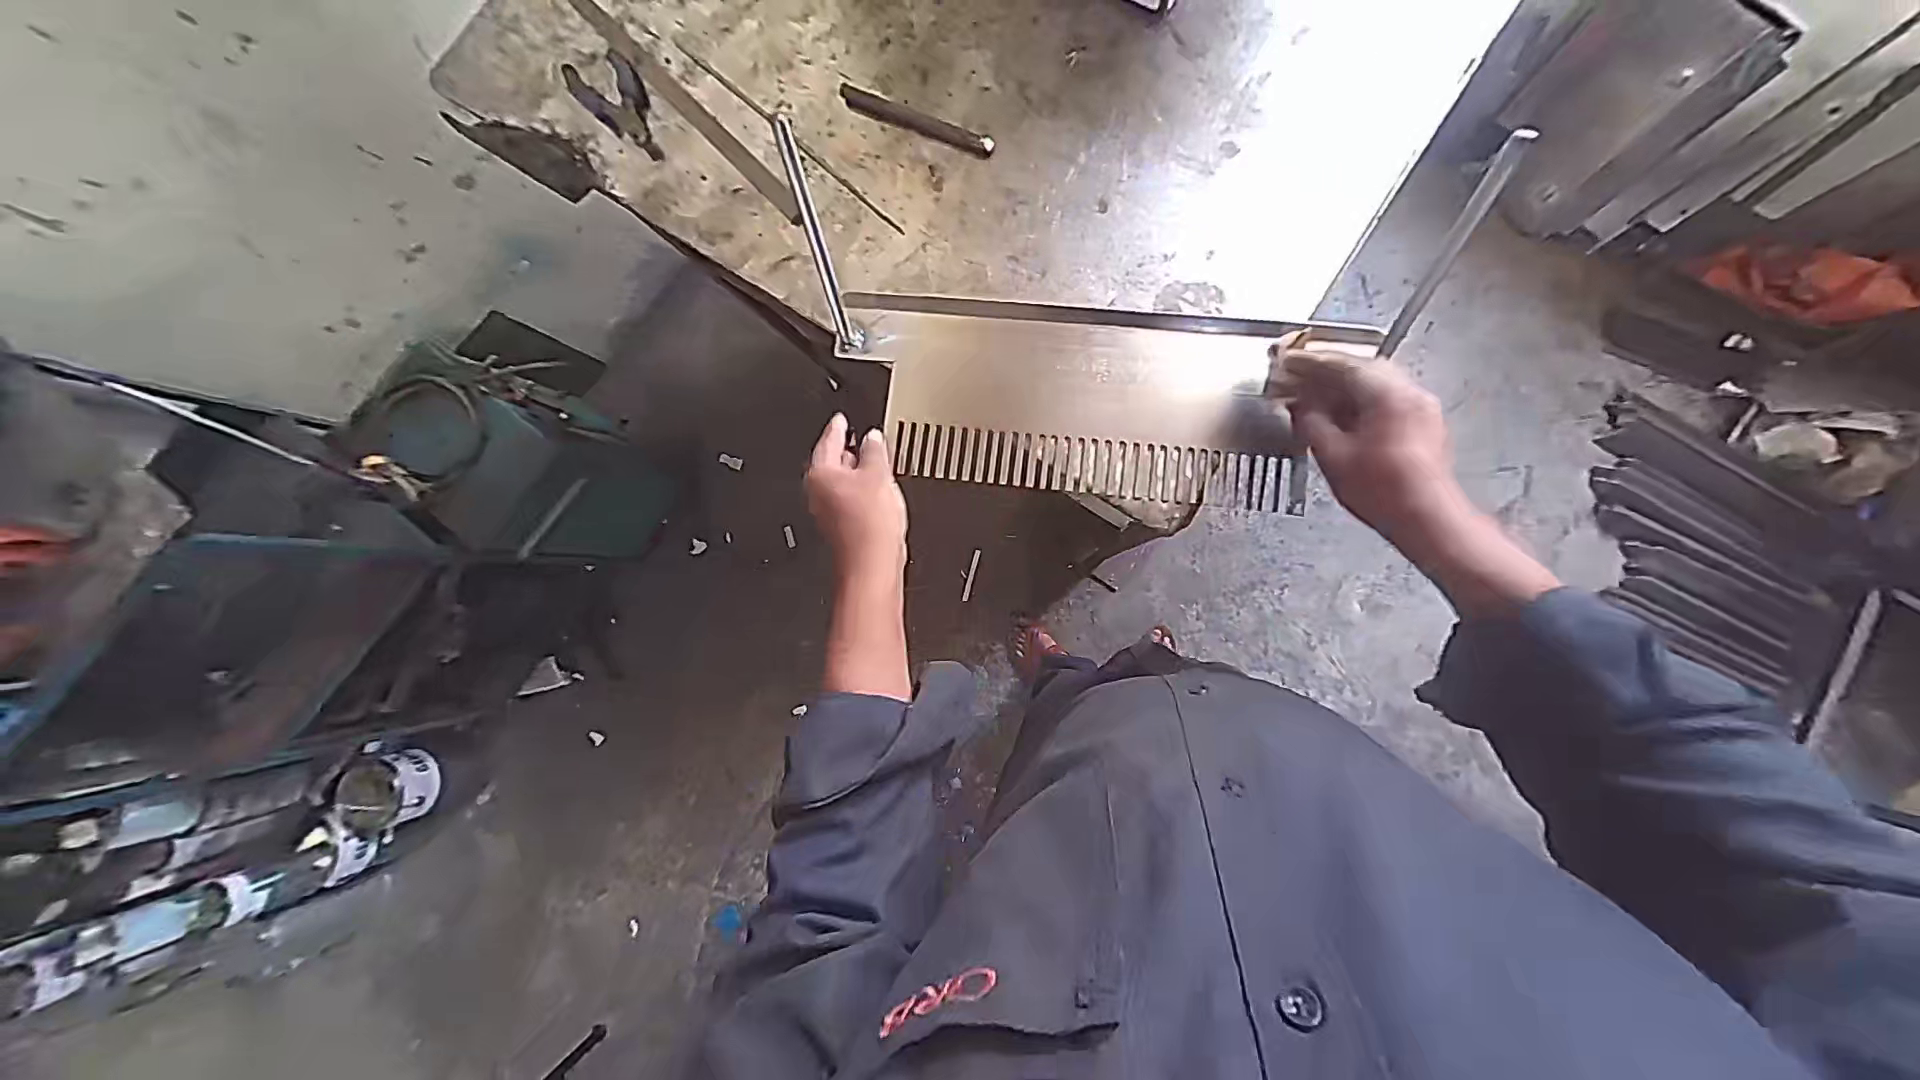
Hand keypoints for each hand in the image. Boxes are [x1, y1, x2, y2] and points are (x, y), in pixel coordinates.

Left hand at [807, 413, 907, 582]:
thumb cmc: (868, 525)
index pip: (827, 441)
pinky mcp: (841, 527)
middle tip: (859, 438)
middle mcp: (818, 493)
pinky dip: (861, 492)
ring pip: (841, 483)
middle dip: (847, 451)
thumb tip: (873, 438)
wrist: (872, 564)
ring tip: (873, 464)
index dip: (837, 427)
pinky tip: (875, 492)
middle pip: (832, 462)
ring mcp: (828, 512)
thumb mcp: (878, 474)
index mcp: (820, 474)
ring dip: (856, 473)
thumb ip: (874, 450)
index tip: (840, 419)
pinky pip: (850, 501)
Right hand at [1270, 334, 1559, 616]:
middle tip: (1296, 377)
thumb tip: (1299, 407)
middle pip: (1360, 368)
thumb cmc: (1385, 491)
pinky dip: (1356, 401)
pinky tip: (1337, 415)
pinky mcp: (1422, 424)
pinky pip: (1384, 399)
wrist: (1424, 516)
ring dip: (1340, 387)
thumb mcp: (1331, 455)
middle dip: (1324, 372)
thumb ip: (1311, 423)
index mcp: (1387, 394)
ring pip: (1373, 383)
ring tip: (1312, 398)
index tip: (1288, 362)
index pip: (1342, 364)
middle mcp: (1409, 394)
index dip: (1308, 362)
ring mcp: (1419, 408)